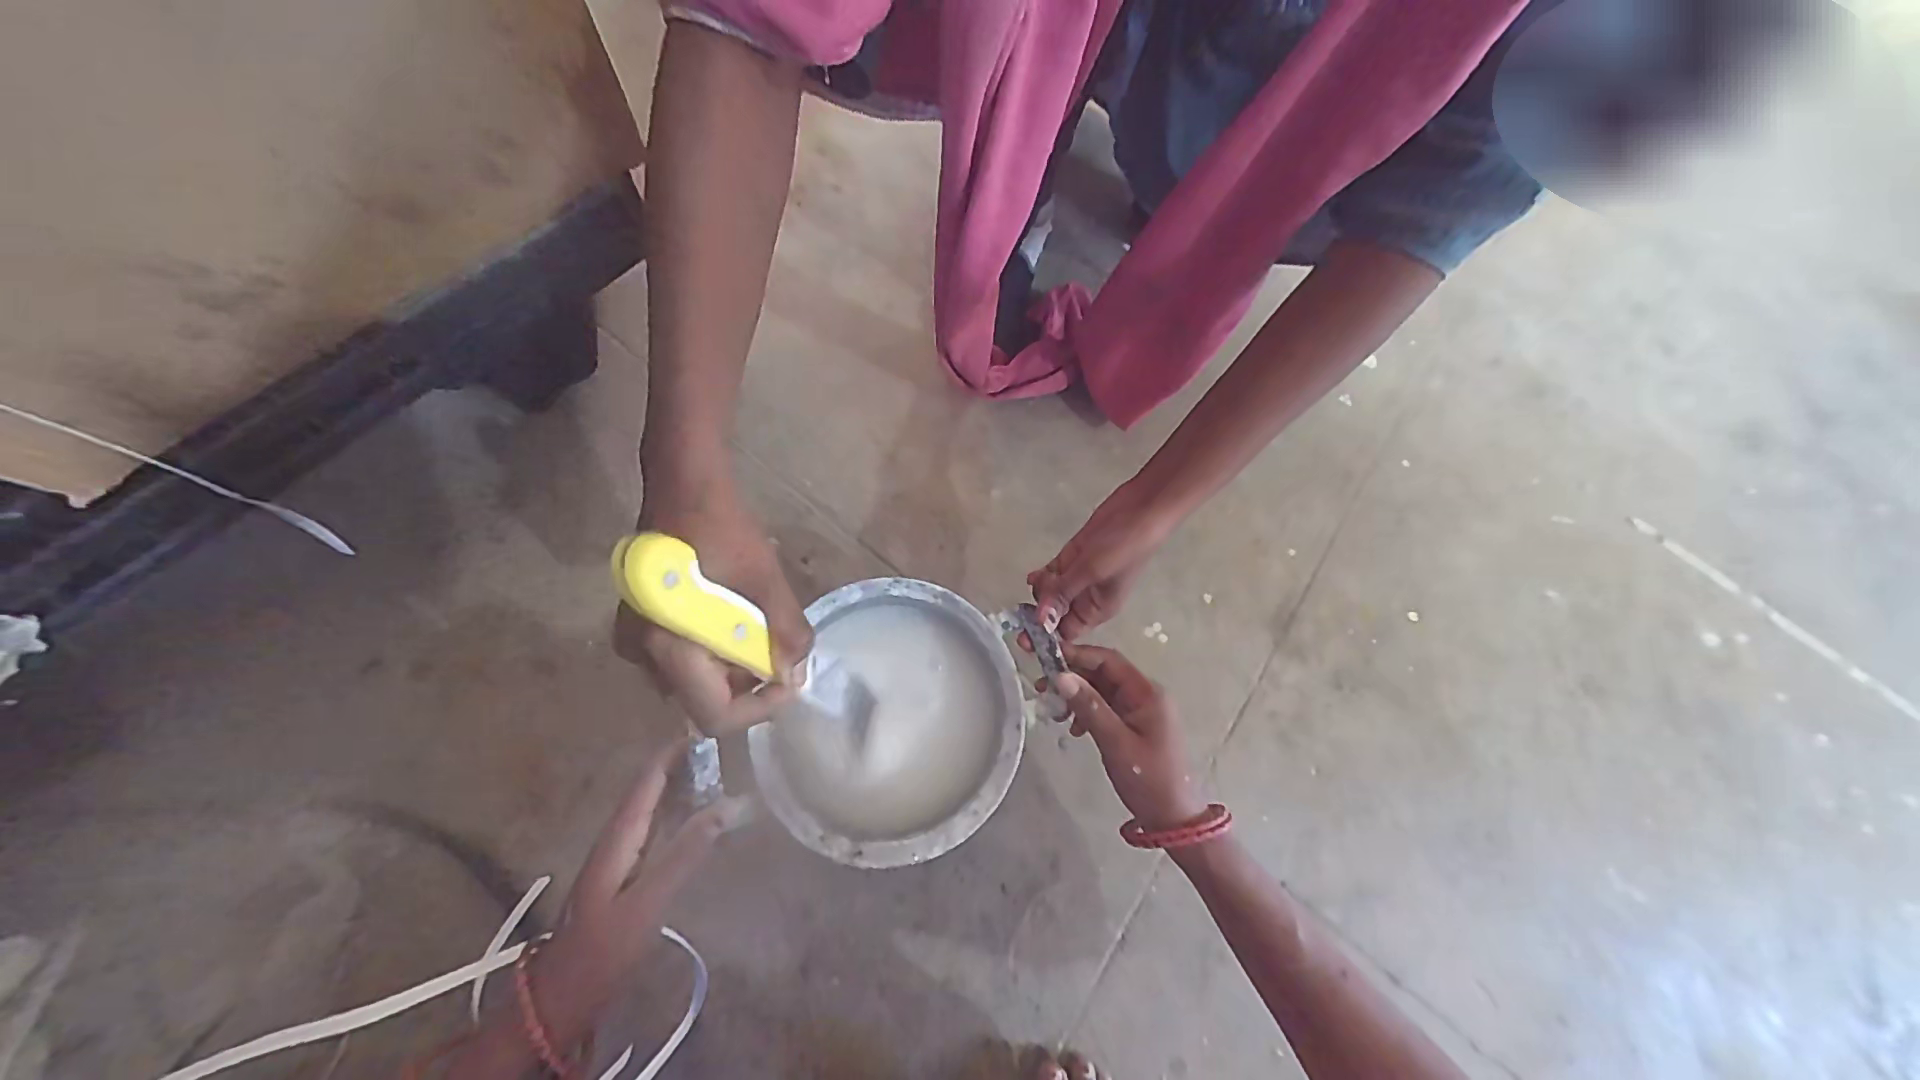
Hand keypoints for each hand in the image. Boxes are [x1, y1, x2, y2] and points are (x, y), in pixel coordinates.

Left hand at [508, 739, 750, 1051]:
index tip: (706, 728)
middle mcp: (618, 839)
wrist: (559, 1003)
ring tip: (719, 773)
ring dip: (683, 789)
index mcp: (619, 836)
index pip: (648, 780)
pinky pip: (658, 832)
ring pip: (655, 810)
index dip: (673, 752)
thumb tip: (728, 805)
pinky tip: (701, 820)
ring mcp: (620, 859)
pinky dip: (681, 816)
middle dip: (682, 765)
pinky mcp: (627, 878)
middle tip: (723, 748)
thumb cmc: (602, 950)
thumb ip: (686, 853)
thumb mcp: (647, 902)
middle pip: (651, 790)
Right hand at [615, 483, 812, 735]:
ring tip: (762, 635)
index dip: (759, 708)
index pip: (713, 715)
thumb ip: (785, 631)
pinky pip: (681, 660)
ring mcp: (635, 642)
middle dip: (748, 688)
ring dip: (733, 670)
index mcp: (668, 647)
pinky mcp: (639, 626)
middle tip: (780, 656)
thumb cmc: (723, 530)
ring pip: (693, 683)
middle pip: (702, 702)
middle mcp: (642, 655)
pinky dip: (714, 653)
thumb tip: (796, 673)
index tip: (790, 681)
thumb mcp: (765, 581)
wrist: (684, 486)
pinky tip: (737, 623)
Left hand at [1029, 479, 1178, 640]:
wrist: (1141, 508)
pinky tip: (1033, 576)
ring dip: (1041, 591)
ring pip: (1052, 592)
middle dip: (1040, 611)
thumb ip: (1063, 595)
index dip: (1046, 635)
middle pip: (1056, 613)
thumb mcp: (1091, 572)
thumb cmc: (1123, 545)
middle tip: (1024, 604)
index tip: (1023, 634)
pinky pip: (1054, 573)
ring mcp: (1079, 576)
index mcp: (1097, 610)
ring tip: (1038, 581)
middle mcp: (1087, 598)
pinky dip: (1043, 576)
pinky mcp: (1074, 557)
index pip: (1067, 632)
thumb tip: (1040, 622)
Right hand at [1043, 643, 1207, 830]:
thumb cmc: (1149, 780)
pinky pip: (1104, 708)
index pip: (1108, 660)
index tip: (1046, 656)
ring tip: (1052, 709)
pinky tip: (1072, 727)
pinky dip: (1085, 712)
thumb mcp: (1115, 743)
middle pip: (1102, 673)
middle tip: (1041, 686)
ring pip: (1100, 691)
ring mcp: (1139, 711)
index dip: (1077, 654)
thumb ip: (1089, 707)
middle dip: (1072, 676)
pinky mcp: (1132, 726)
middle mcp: (1144, 695)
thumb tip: (1061, 676)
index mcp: (1147, 693)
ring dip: (1076, 696)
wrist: (1174, 819)